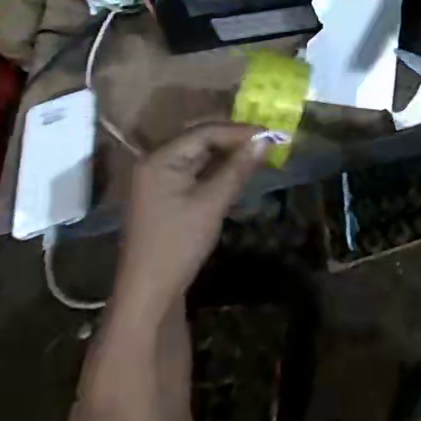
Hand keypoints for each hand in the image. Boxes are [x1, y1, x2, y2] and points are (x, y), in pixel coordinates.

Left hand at [116, 122, 274, 301]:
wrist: (149, 289)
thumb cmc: (179, 243)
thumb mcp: (213, 203)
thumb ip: (238, 168)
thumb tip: (265, 141)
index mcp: (160, 159)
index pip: (204, 132)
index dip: (240, 131)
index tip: (271, 135)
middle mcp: (155, 161)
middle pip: (200, 139)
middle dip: (235, 140)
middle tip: (268, 143)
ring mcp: (158, 178)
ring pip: (199, 155)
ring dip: (228, 154)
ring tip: (259, 155)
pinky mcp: (165, 193)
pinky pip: (195, 170)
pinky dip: (217, 169)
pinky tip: (238, 171)